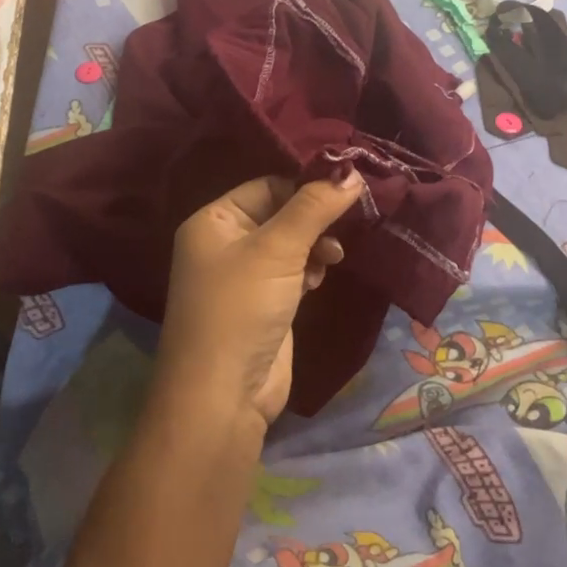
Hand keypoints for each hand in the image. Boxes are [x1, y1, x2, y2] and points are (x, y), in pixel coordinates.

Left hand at [157, 172, 360, 426]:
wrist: (224, 394)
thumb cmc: (241, 308)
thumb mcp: (278, 250)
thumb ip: (315, 208)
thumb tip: (352, 172)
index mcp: (213, 221)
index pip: (266, 186)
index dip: (304, 186)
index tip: (347, 189)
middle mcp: (224, 244)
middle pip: (280, 213)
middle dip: (313, 219)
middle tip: (348, 224)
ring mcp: (244, 277)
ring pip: (290, 244)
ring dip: (315, 245)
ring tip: (333, 257)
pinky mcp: (265, 304)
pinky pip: (292, 272)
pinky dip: (309, 270)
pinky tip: (319, 279)